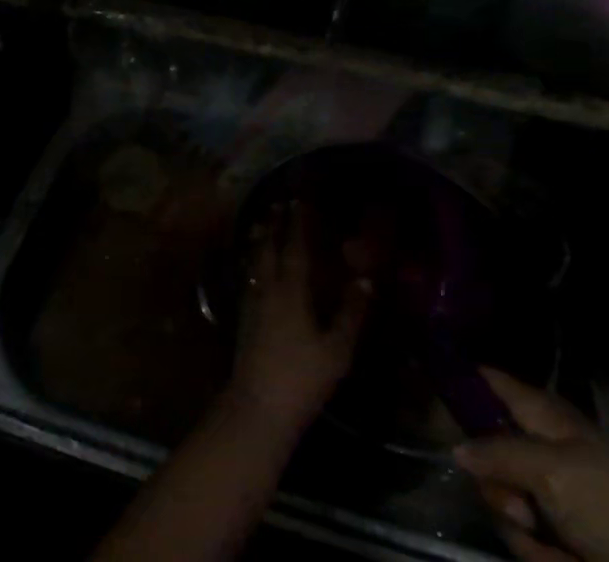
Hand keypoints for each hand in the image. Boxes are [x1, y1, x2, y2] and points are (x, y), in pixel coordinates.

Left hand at [228, 202, 372, 428]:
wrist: (258, 407)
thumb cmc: (302, 378)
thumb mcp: (337, 349)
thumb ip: (351, 313)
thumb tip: (366, 279)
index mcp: (292, 292)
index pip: (295, 249)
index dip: (298, 224)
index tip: (299, 201)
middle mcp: (268, 290)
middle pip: (269, 249)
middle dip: (274, 224)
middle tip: (277, 202)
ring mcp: (251, 304)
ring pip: (254, 262)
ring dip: (259, 240)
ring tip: (261, 223)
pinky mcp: (243, 319)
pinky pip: (248, 278)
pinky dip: (252, 262)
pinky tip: (253, 266)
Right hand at [456, 369, 608, 561]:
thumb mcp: (553, 469)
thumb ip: (499, 452)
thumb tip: (456, 449)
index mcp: (542, 415)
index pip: (490, 381)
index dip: (461, 376)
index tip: (424, 374)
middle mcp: (536, 445)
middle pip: (480, 446)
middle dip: (492, 480)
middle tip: (517, 501)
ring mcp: (540, 488)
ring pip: (492, 492)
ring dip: (511, 516)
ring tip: (542, 531)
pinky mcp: (545, 528)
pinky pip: (511, 528)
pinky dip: (529, 545)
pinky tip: (553, 551)